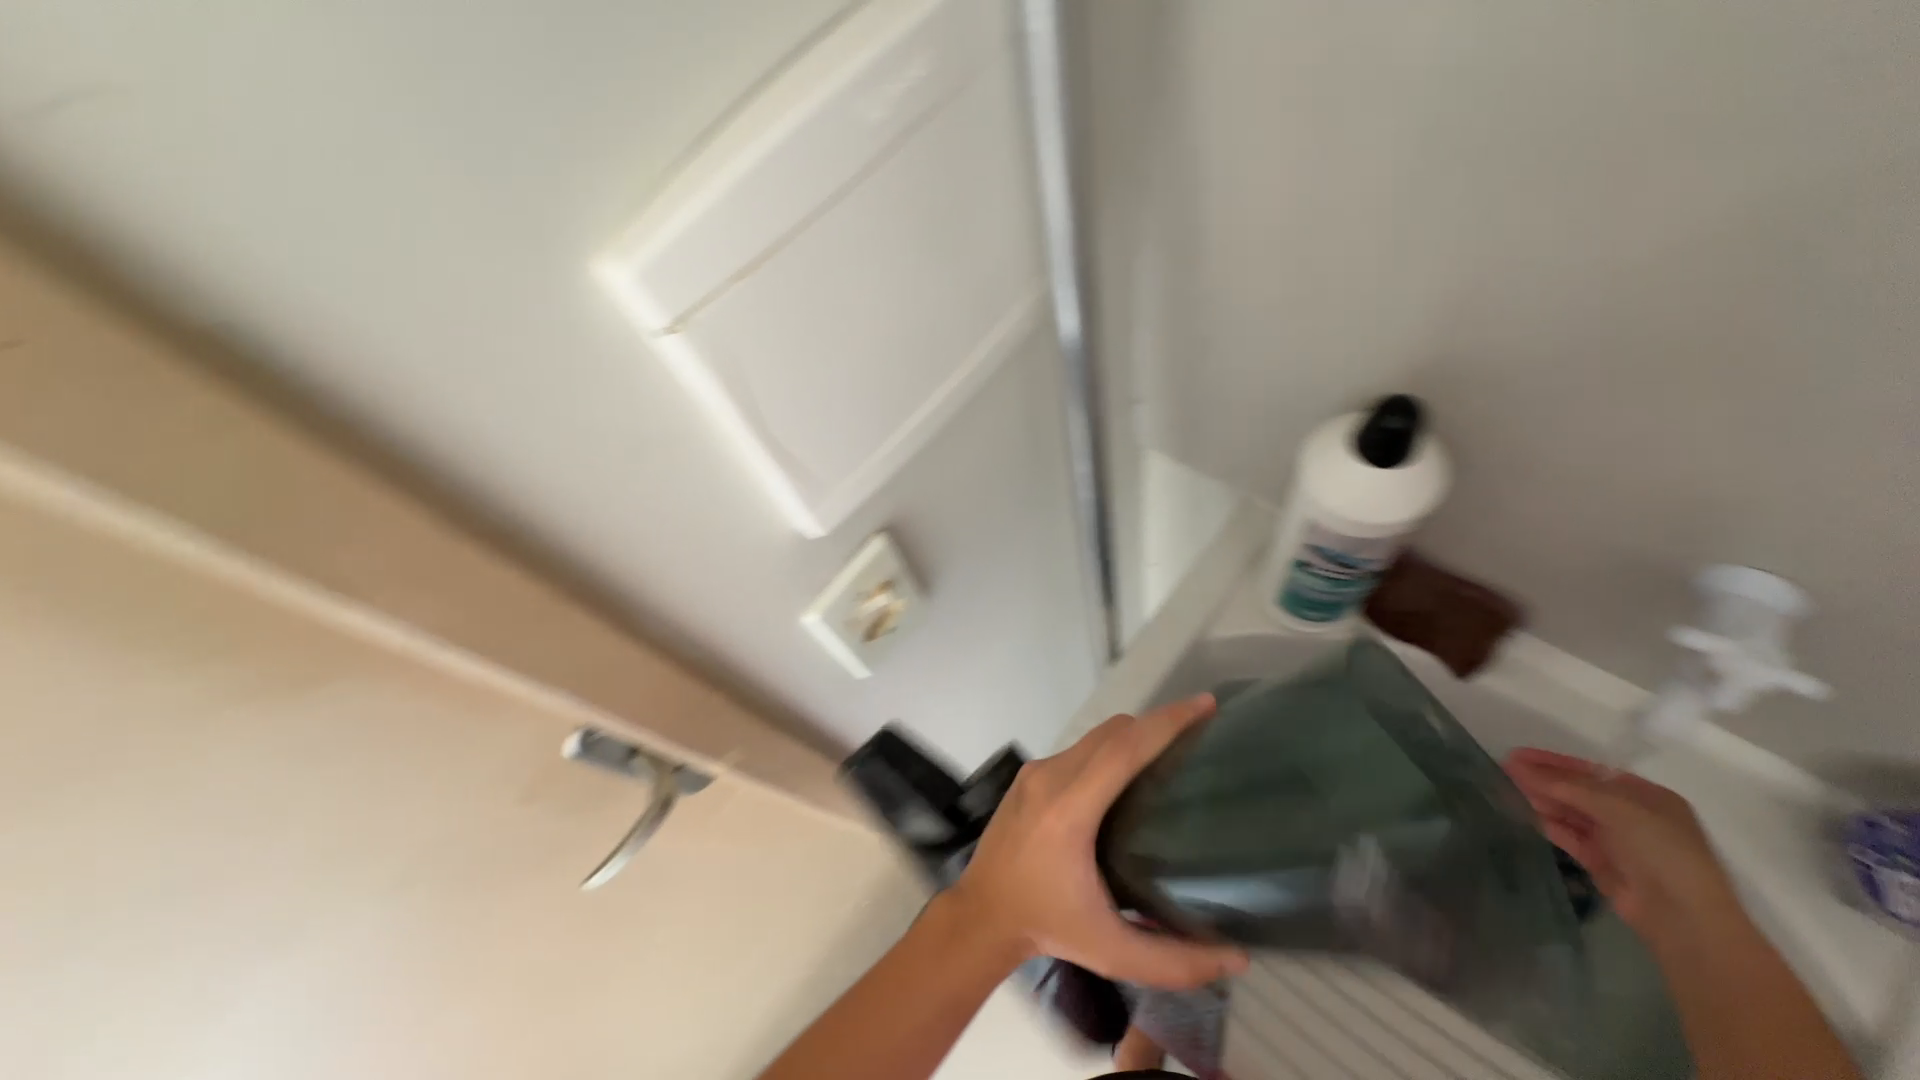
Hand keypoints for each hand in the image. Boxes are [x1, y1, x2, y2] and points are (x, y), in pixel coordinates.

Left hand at [945, 694, 1249, 989]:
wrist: (980, 917)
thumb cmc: (1048, 929)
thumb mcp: (1112, 951)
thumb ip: (1175, 962)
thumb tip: (1239, 959)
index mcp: (1069, 811)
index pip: (1124, 748)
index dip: (1167, 722)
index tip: (1206, 705)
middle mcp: (1050, 779)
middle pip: (1114, 731)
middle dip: (1159, 723)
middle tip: (1201, 732)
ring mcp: (1035, 773)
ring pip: (1095, 736)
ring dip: (1134, 735)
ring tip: (1173, 750)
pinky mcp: (1028, 776)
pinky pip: (1078, 748)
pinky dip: (1110, 748)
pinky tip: (1131, 772)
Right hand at [1505, 748, 1741, 939]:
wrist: (1681, 913)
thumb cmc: (1660, 849)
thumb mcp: (1619, 808)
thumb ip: (1570, 787)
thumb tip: (1523, 769)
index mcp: (1646, 796)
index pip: (1592, 771)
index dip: (1554, 762)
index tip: (1517, 755)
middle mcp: (1631, 815)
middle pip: (1579, 791)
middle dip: (1543, 780)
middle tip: (1504, 771)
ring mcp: (1616, 840)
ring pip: (1571, 813)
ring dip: (1542, 800)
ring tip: (1506, 789)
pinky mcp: (1601, 862)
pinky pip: (1570, 837)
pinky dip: (1549, 825)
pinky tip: (1526, 815)